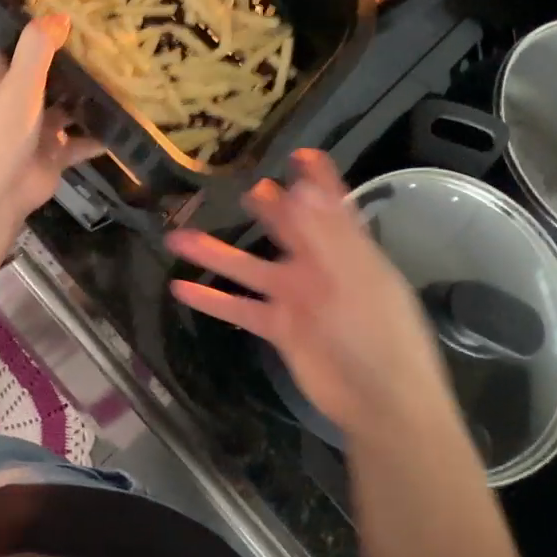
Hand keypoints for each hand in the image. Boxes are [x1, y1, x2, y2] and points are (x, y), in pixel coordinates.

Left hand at [0, 15, 104, 218]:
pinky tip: (128, 122)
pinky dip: (101, 135)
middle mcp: (21, 103)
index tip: (65, 16)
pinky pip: (83, 142)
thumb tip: (61, 14)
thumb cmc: (4, 133)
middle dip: (72, 64)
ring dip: (90, 98)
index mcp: (4, 82)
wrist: (0, 192)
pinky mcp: (56, 155)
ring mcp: (39, 130)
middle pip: (48, 77)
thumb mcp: (20, 83)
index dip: (35, 34)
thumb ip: (37, 48)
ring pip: (68, 108)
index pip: (17, 49)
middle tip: (109, 43)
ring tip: (124, 77)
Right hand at [164, 150, 447, 436]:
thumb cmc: (379, 334)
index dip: (318, 178)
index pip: (330, 204)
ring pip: (247, 268)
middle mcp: (318, 268)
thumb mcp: (354, 278)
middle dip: (265, 208)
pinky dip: (212, 300)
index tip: (299, 153)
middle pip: (284, 230)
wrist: (380, 403)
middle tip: (242, 188)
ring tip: (176, 235)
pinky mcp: (278, 327)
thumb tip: (299, 186)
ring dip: (214, 253)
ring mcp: (295, 298)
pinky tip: (180, 289)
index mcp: (346, 251)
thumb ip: (325, 233)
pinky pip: (239, 308)